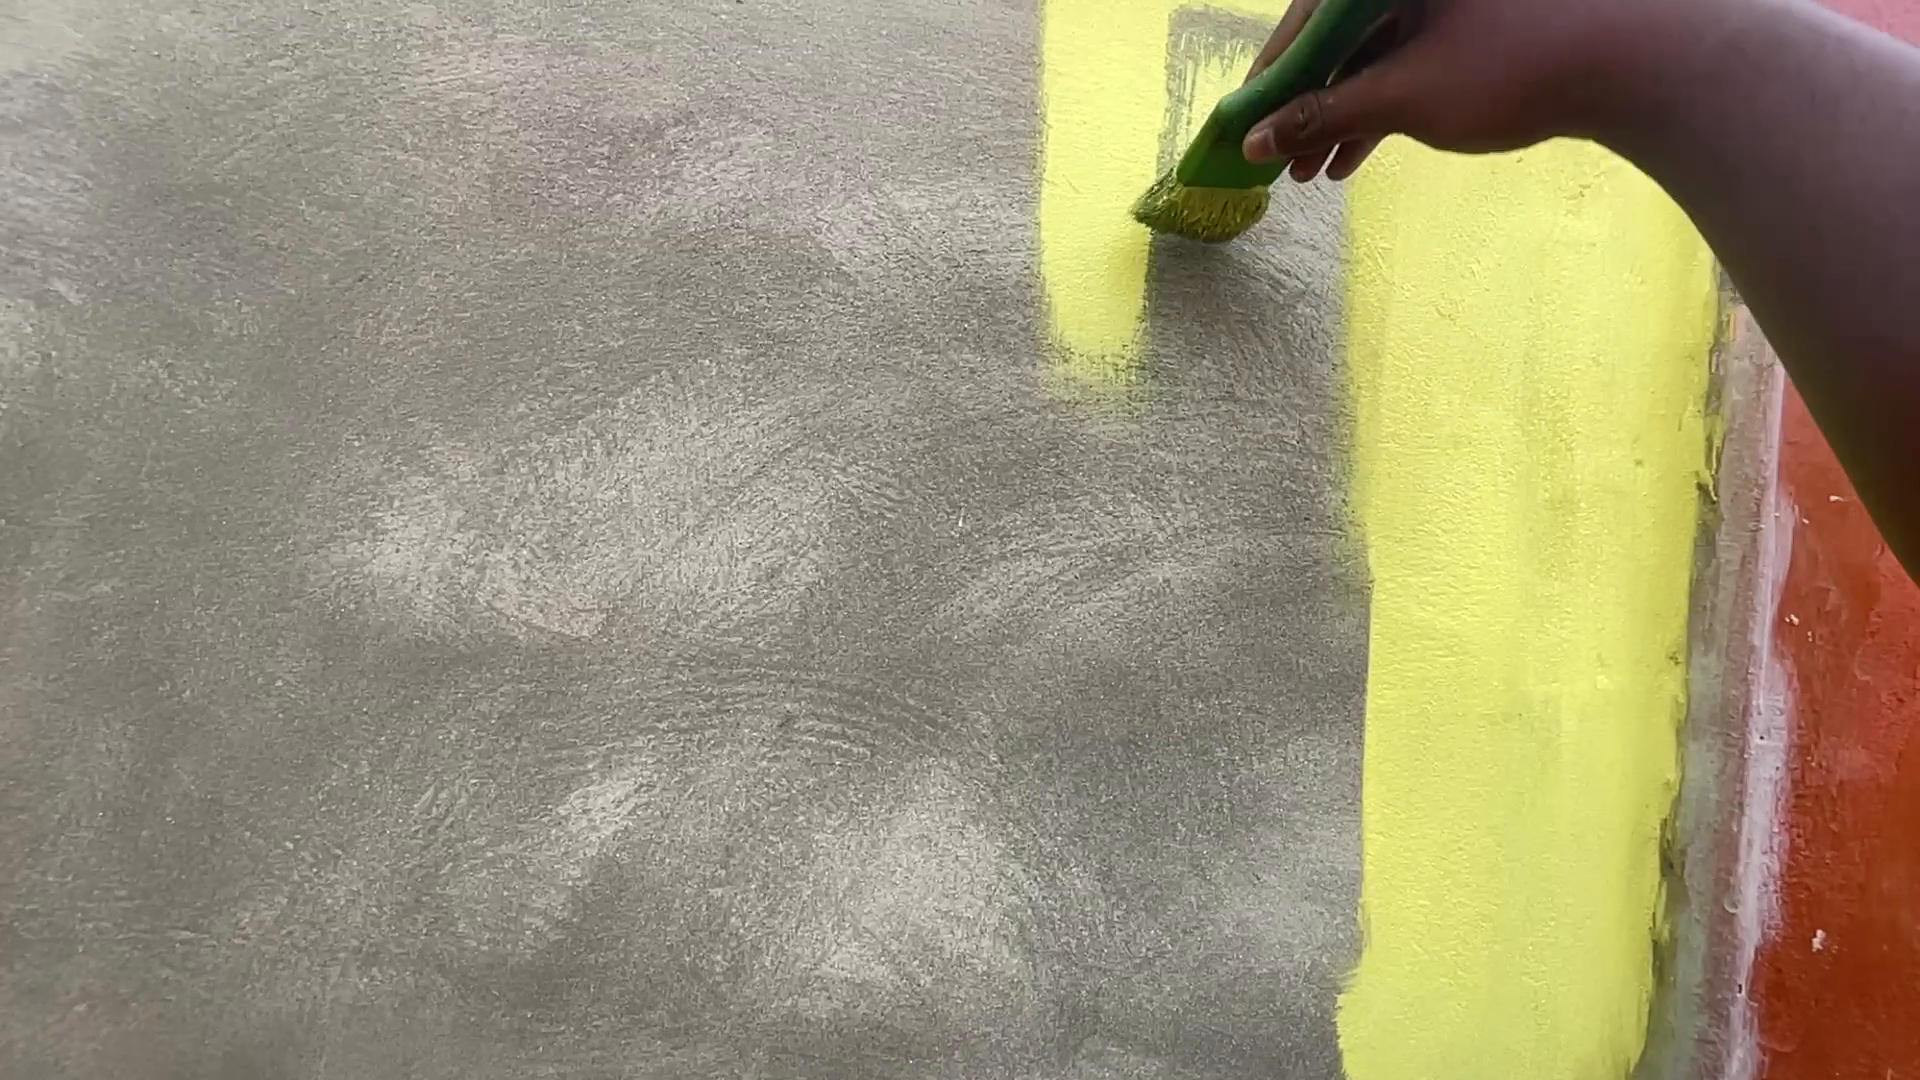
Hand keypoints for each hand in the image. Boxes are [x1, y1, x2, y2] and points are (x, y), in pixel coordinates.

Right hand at [1241, 0, 1694, 180]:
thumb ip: (1319, 115)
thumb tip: (1253, 144)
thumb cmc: (1509, 65)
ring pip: (1368, 60)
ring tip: (1311, 176)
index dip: (1269, 76)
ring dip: (1335, 120)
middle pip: (1336, 42)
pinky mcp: (1471, 25)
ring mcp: (1447, 1)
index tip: (1242, 124)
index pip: (1308, 17)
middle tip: (1277, 162)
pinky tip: (1352, 160)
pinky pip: (1402, 65)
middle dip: (1303, 109)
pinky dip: (1375, 111)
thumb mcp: (1400, 95)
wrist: (1643, 61)